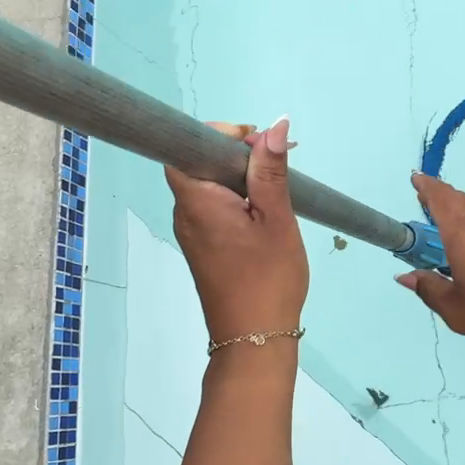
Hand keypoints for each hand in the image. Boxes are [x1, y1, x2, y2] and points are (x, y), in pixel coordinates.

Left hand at [165, 118, 308, 346]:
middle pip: (200, 165)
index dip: (217, 135)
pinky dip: (240, 201)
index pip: (185, 147)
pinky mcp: (205, 248)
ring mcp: (193, 233)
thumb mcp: (277, 219)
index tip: (256, 142)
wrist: (255, 338)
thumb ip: (272, 172)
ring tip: (279, 190)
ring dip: (243, 179)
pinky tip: (268, 214)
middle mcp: (185, 213)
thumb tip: (275, 126)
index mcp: (197, 201)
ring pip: (211, 187)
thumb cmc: (268, 277)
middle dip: (238, 156)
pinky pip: (216, 209)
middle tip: (278, 163)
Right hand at [394, 172, 464, 356]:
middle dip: (441, 195)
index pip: (441, 200)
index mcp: (463, 236)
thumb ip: (429, 289)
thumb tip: (406, 276)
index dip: (427, 187)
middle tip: (426, 199)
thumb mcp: (455, 309)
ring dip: (461, 208)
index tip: (416, 179)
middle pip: (460, 200)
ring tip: (448, 221)